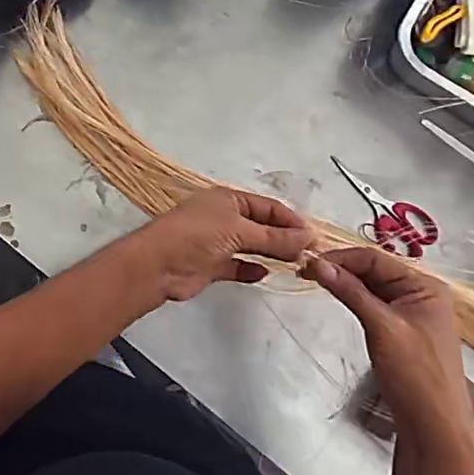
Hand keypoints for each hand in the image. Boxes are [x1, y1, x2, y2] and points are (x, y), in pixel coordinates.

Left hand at [119, 188, 313, 301]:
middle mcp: (222, 217)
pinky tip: (265, 274)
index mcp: (226, 200)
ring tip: (298, 265)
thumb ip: (274, 237)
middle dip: (285, 238)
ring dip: (272, 253)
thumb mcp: (238, 230)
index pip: (267, 207)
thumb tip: (308, 238)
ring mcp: (216, 242)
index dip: (291, 220)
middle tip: (313, 254)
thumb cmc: (196, 236)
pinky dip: (251, 269)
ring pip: (251, 245)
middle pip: (261, 226)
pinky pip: (237, 265)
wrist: (158, 265)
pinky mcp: (211, 265)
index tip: (315, 238)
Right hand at [301, 247, 470, 436]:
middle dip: (339, 267)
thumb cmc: (416, 374)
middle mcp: (420, 293)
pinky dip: (350, 295)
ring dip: (342, 280)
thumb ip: (350, 291)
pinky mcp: (399, 326)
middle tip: (304, 270)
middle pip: (372, 269)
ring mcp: (410, 310)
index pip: (374, 258)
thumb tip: (317, 263)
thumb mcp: (381, 327)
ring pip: (369, 284)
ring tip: (312, 279)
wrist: (433, 425)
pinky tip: (332, 294)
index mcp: (425, 287)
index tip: (307, 262)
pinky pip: (370, 300)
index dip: (340, 257)